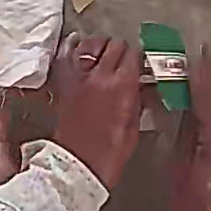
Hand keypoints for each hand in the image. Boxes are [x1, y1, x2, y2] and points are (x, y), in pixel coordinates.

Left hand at [49, 33, 143, 188]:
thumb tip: (145, 88)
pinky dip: (80, 54)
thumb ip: (139, 101)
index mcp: (122, 86)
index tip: (144, 65)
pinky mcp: (65, 84)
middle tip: (128, 63)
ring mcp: (79, 78)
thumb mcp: (133, 127)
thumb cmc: (108, 153)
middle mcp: (100, 76)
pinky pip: (73, 57)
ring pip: (93, 44)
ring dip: (102, 48)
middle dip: (124, 52)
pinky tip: (87, 61)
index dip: (141, 58)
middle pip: (115, 45)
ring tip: (107, 60)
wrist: (76, 166)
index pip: (135, 54)